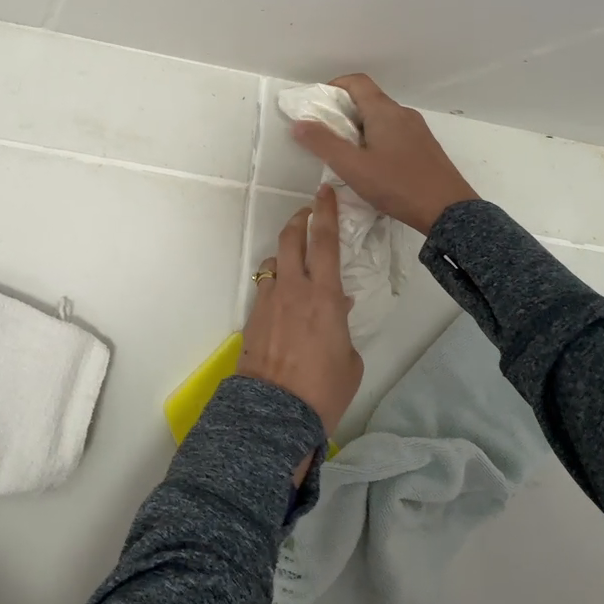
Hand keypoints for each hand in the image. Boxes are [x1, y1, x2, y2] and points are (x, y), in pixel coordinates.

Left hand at [238, 187, 363, 453]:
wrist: (275, 411)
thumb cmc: (324, 389)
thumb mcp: (349, 359)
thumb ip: (343, 325)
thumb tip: (338, 306)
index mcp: (324, 295)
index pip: (325, 241)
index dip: (326, 212)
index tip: (325, 191)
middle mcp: (294, 288)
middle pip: (292, 238)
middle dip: (300, 219)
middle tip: (309, 213)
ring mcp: (269, 300)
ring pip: (275, 260)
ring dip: (287, 252)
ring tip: (300, 261)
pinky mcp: (254, 315)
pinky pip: (266, 285)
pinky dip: (278, 281)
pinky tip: (287, 298)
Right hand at [292, 73, 478, 235]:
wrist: (449, 212)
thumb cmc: (397, 185)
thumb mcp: (352, 167)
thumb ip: (323, 143)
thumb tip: (298, 123)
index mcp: (384, 111)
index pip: (356, 82)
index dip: (333, 87)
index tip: (316, 107)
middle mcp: (402, 114)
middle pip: (367, 99)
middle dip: (342, 112)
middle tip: (325, 136)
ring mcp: (417, 130)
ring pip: (381, 118)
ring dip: (359, 128)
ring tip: (346, 155)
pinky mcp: (425, 148)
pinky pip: (394, 133)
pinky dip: (376, 139)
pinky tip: (372, 166)